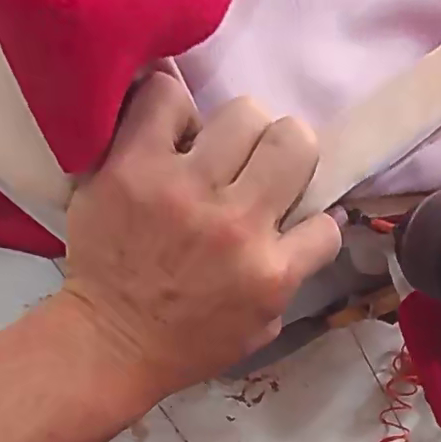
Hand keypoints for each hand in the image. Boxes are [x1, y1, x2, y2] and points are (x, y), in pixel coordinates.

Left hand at [48, 73, 342, 404]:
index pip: (326, 222)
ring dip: (237, 132)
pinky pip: (165, 98)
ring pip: (241, 114)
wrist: (113, 342)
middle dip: (287, 154)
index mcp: (272, 272)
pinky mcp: (131, 166)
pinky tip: (170, 138)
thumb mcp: (263, 326)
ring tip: (215, 154)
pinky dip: (173, 110)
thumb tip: (315, 221)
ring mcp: (183, 190)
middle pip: (293, 143)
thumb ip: (292, 276)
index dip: (314, 221)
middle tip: (261, 169)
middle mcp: (237, 225)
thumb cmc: (193, 343)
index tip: (293, 224)